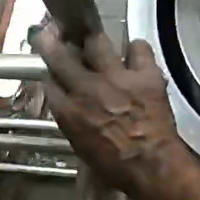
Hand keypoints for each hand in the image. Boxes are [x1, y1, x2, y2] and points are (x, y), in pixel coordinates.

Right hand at [34, 25, 199, 199]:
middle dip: (51, 43)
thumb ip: (70, 118)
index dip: (47, 72)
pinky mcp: (145, 74)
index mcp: (68, 111)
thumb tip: (67, 102)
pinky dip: (135, 49)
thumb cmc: (113, 164)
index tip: (47, 68)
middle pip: (61, 56)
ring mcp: (116, 78)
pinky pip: (139, 48)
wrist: (152, 166)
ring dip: (95, 42)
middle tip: (50, 33)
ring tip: (97, 44)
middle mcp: (87, 89)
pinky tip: (134, 54)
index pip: (49, 82)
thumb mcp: (79, 144)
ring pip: (98, 43)